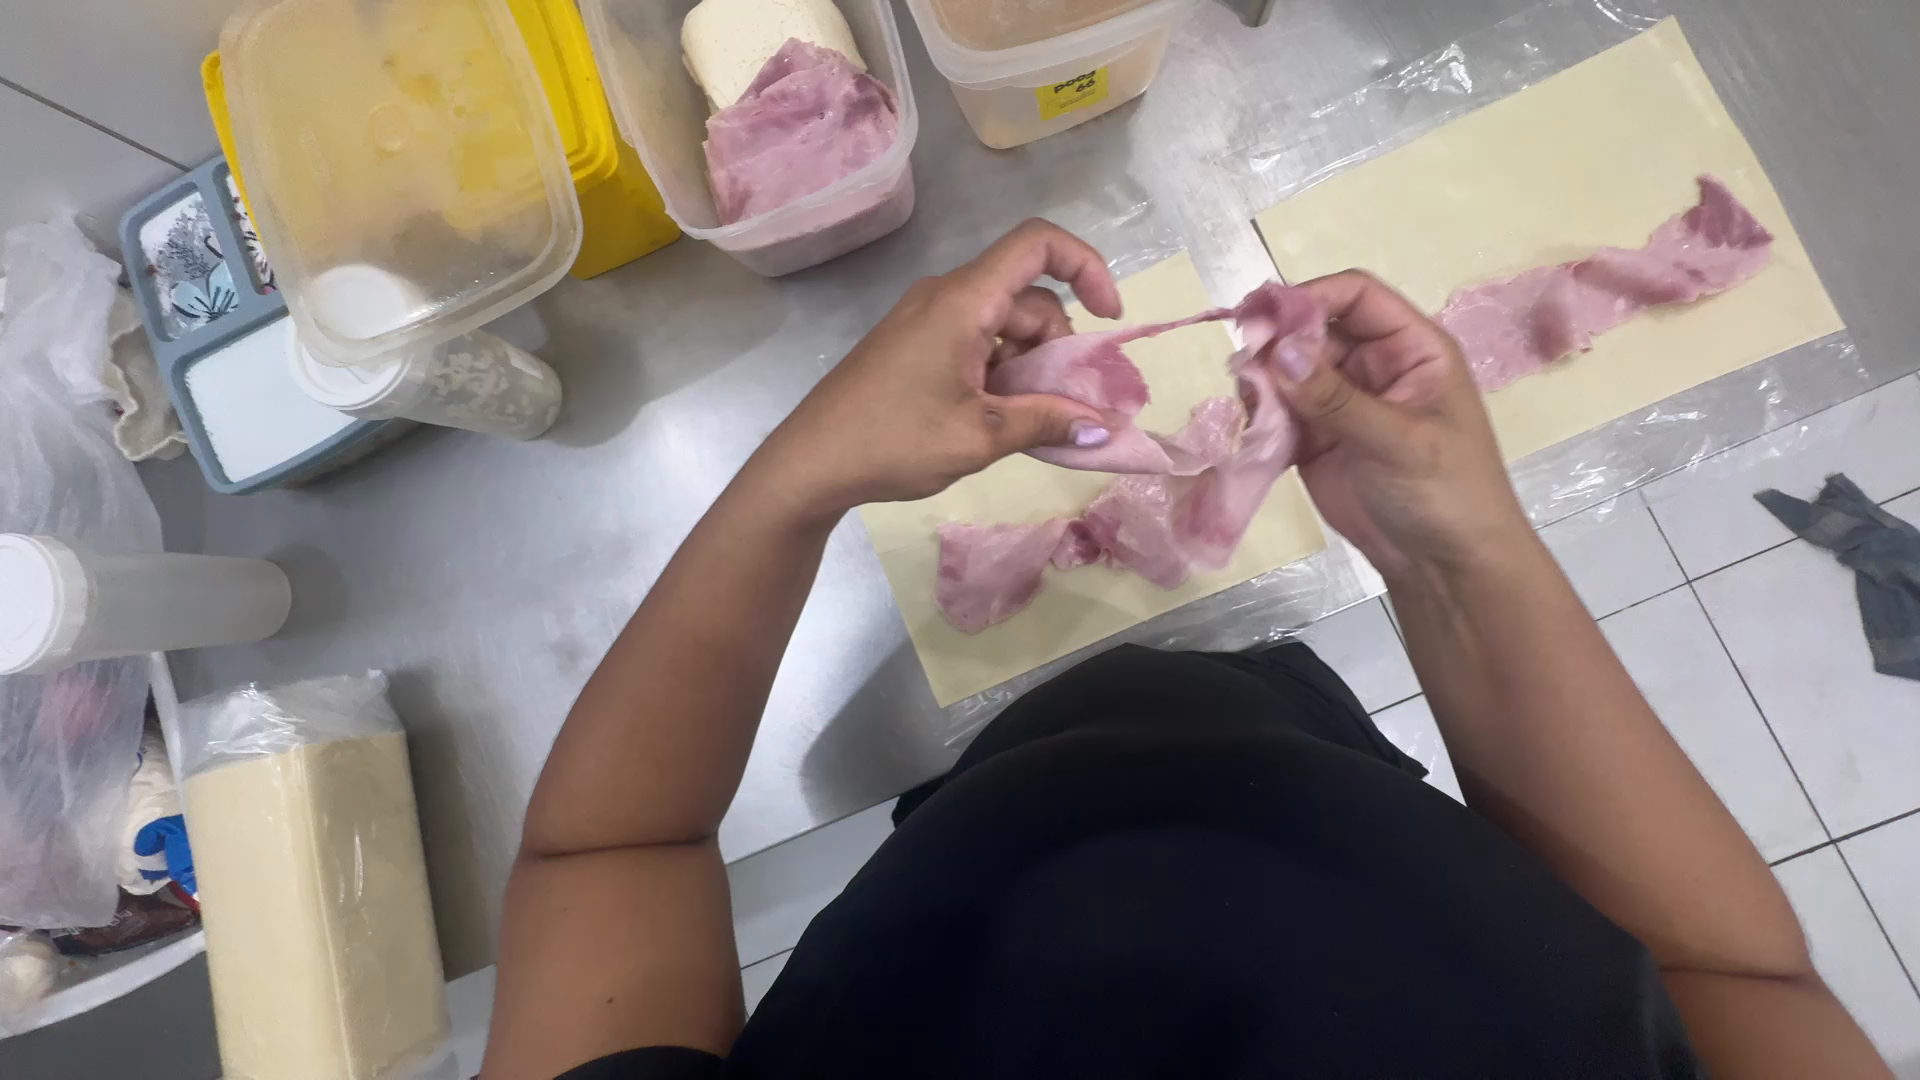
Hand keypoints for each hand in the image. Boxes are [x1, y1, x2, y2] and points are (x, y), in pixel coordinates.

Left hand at [751, 220, 1122, 518]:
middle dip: (1056, 347)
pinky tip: (993, 418)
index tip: (1110, 318)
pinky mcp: (914, 345)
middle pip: (1026, 297)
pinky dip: (998, 373)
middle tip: (1056, 407)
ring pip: (1002, 325)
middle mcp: (945, 297)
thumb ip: (1046, 423)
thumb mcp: (979, 437)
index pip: (1038, 244)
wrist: (811, 463)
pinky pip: (974, 343)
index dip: (1086, 266)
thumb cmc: (894, 443)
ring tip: (1020, 423)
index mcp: (963, 302)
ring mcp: (926, 320)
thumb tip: (1102, 427)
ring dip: (1027, 367)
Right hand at [1273, 270, 1534, 580]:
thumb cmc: (1444, 492)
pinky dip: (1258, 419)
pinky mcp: (1311, 438)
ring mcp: (1337, 403)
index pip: (1356, 297)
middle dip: (1275, 345)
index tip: (1262, 319)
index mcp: (1409, 349)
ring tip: (1248, 408)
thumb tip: (1278, 352)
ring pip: (1286, 372)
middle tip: (1243, 369)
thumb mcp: (1398, 440)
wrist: (1438, 561)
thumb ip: (1336, 398)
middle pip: (1311, 332)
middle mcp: (1369, 366)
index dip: (1310, 298)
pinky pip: (1275, 413)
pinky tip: (1251, 433)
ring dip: (1261, 384)